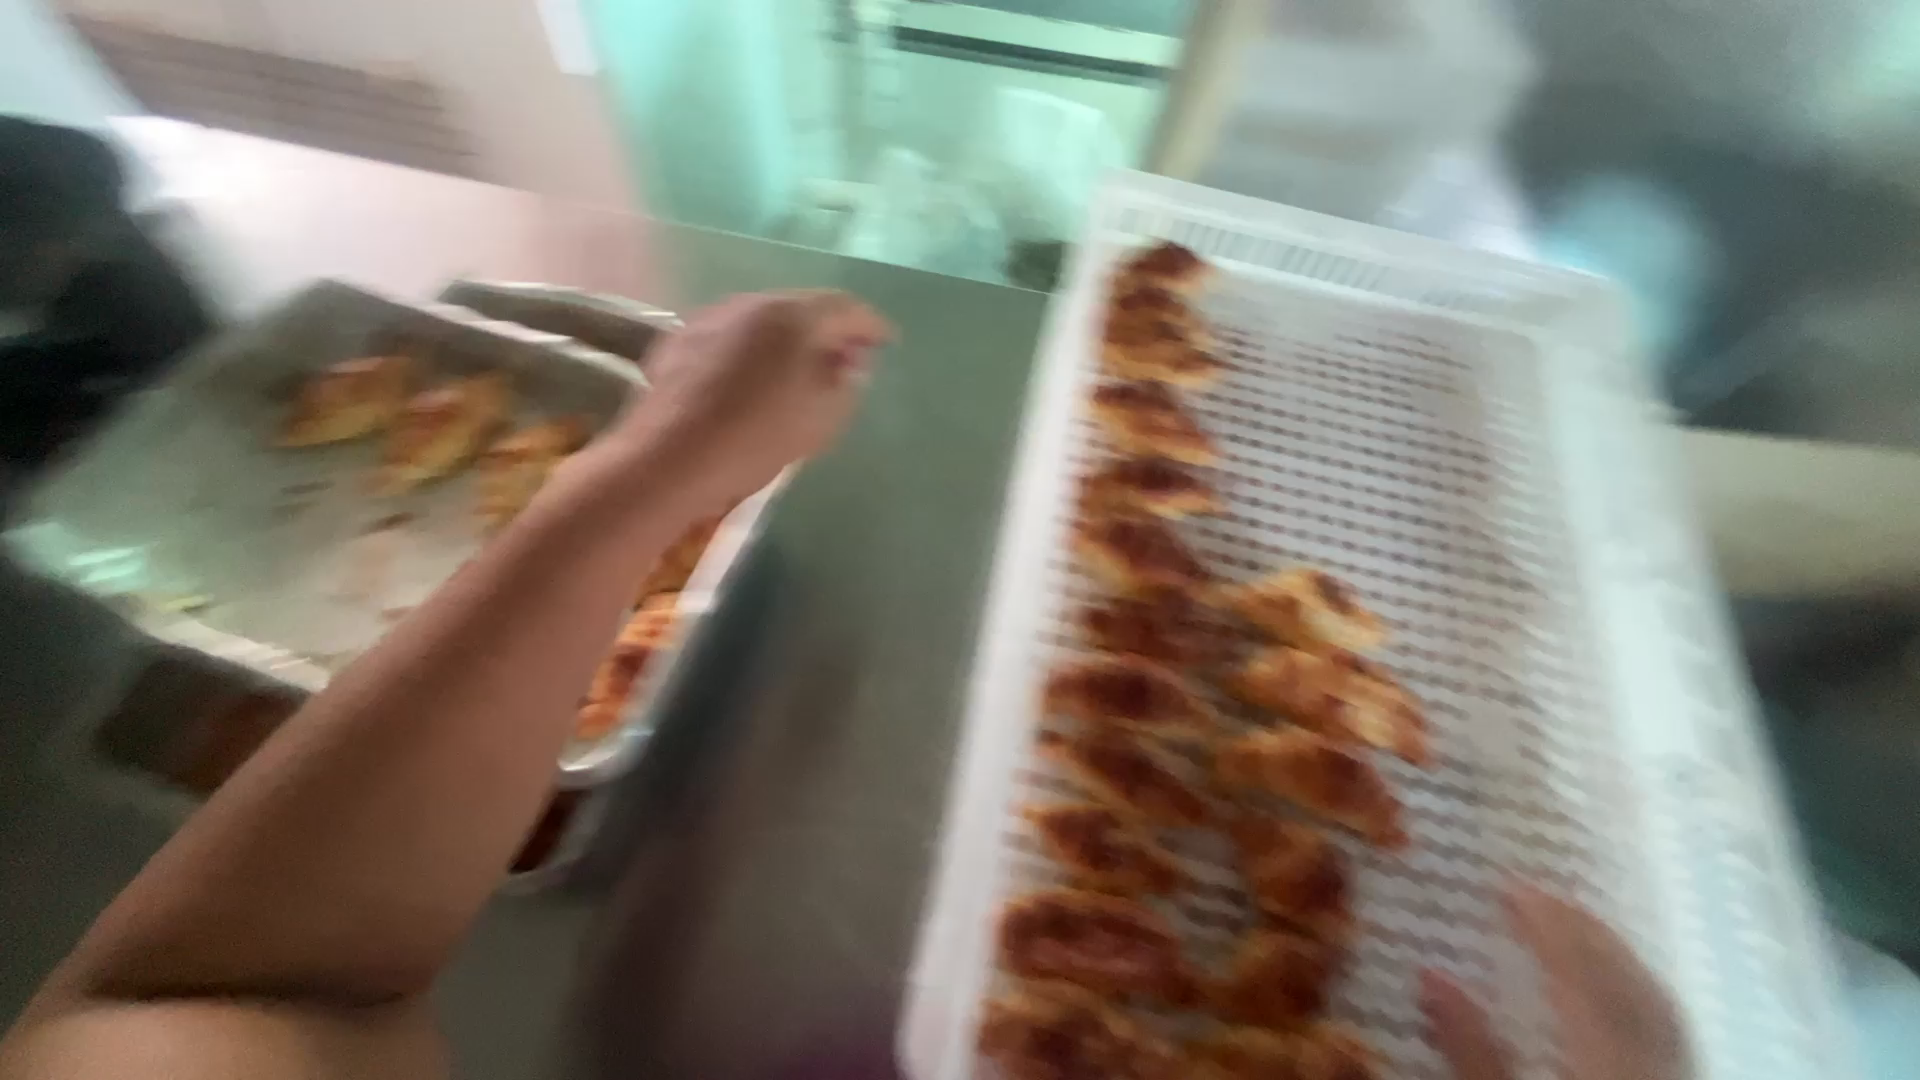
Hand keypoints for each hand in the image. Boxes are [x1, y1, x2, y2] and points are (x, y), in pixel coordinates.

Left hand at [618, 289, 892, 507]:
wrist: (672, 458)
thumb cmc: (760, 439)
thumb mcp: (824, 417)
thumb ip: (847, 381)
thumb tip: (850, 360)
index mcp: (795, 317)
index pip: (846, 308)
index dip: (871, 325)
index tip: (886, 342)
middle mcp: (753, 303)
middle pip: (803, 307)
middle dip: (828, 329)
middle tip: (845, 354)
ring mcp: (712, 316)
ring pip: (763, 319)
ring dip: (787, 338)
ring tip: (798, 366)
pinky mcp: (681, 338)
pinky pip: (732, 334)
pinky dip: (752, 348)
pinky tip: (751, 376)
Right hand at [1421, 886, 1689, 1079]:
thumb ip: (1470, 1054)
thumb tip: (1431, 975)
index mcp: (1601, 1071)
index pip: (1582, 982)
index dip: (1549, 927)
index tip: (1509, 887)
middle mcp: (1648, 1074)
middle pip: (1633, 989)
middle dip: (1586, 932)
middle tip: (1535, 893)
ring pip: (1661, 1011)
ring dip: (1615, 957)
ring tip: (1568, 925)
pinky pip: (1667, 1035)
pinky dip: (1634, 993)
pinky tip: (1604, 988)